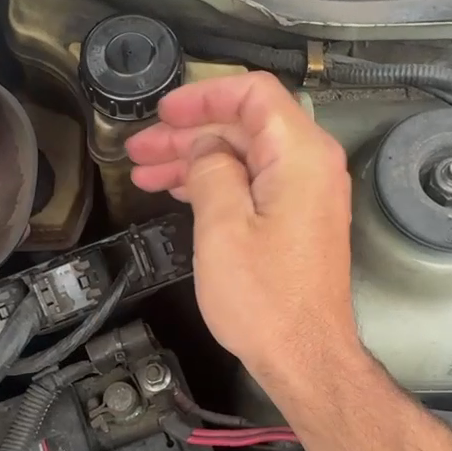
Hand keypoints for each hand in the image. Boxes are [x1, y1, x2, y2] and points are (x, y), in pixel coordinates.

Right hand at [126, 72, 359, 386]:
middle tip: (141, 148)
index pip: (253, 93)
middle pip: (244, 126)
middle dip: (187, 133)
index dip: (202, 96)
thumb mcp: (222, 227)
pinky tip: (180, 191)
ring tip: (147, 173)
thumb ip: (210, 170)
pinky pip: (253, 184)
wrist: (304, 356)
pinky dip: (215, 183)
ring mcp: (305, 195)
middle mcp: (310, 167)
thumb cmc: (268, 302)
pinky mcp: (296, 221)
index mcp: (299, 156)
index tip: (164, 111)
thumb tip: (204, 149)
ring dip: (194, 160)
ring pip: (244, 156)